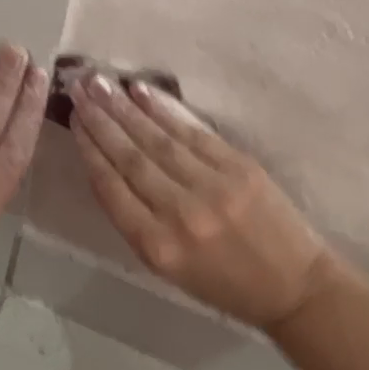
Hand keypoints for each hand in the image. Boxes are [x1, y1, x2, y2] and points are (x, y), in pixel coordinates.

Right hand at [65, 72, 332, 329]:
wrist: (294, 286)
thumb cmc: (226, 284)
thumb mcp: (170, 268)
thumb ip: (137, 221)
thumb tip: (106, 167)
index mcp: (158, 248)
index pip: (112, 189)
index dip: (90, 151)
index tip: (74, 121)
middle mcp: (180, 215)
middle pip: (130, 158)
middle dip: (101, 121)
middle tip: (79, 89)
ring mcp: (212, 186)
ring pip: (157, 140)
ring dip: (124, 109)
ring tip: (100, 84)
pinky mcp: (238, 166)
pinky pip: (192, 132)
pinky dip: (164, 109)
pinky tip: (142, 92)